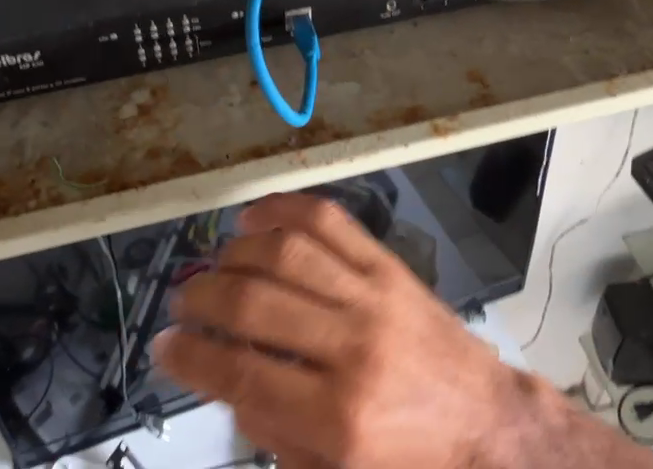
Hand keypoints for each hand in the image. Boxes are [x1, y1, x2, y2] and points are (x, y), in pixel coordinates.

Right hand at [154, 195, 540, 467]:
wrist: (488, 421)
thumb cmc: (412, 457)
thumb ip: (276, 432)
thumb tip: (227, 380)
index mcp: (340, 417)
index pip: (243, 376)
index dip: (192, 358)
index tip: (164, 347)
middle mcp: (353, 349)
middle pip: (255, 306)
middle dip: (203, 301)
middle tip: (181, 302)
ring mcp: (373, 298)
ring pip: (286, 253)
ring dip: (235, 253)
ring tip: (212, 265)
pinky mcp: (389, 267)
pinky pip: (330, 222)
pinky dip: (285, 209)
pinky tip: (255, 216)